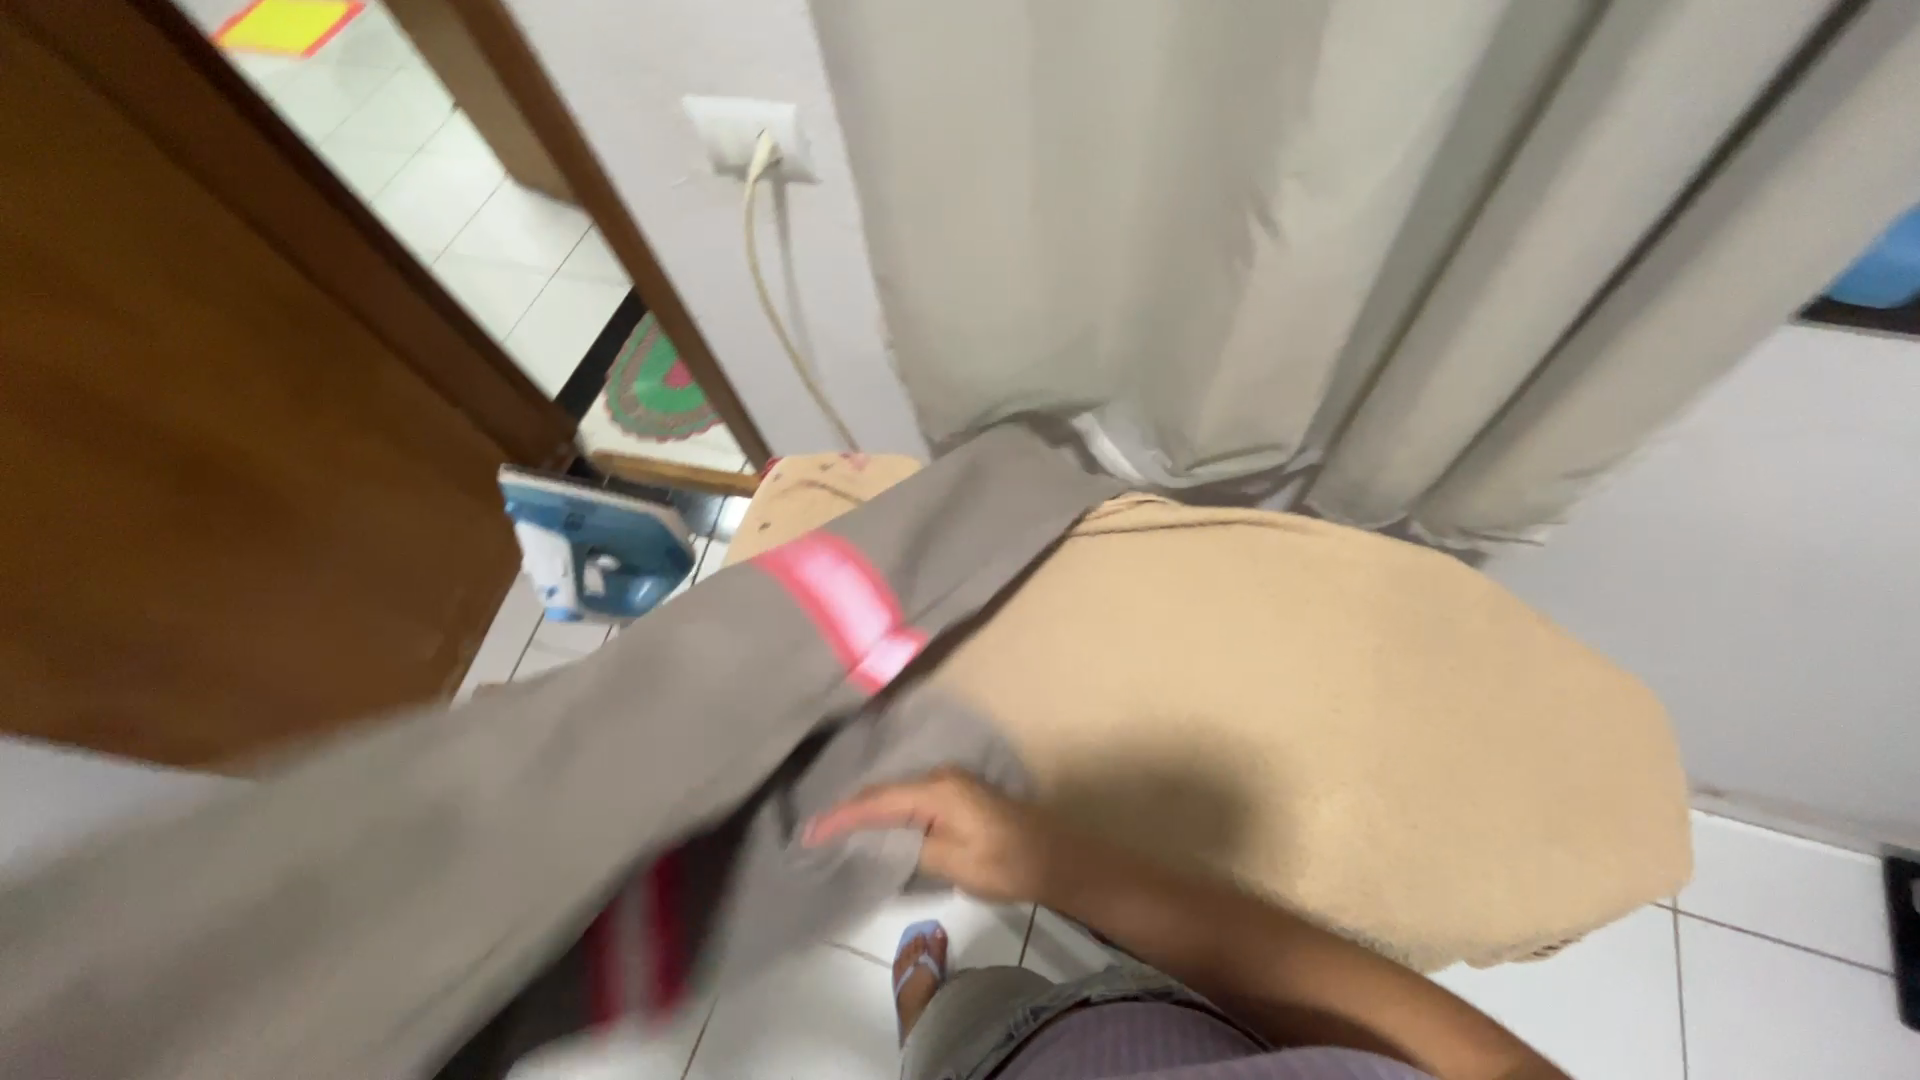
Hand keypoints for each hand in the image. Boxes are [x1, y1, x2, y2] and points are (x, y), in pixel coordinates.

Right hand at [802, 768, 1071, 904]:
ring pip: (896, 792)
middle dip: (848, 809)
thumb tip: (879, 839)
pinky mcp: (957, 795)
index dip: (840, 816)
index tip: (809, 832)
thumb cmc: (1005, 864)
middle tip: (814, 831)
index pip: (876, 800)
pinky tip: (874, 824)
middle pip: (883, 791)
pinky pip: (911, 797)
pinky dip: (887, 810)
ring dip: (867, 809)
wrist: (1053, 857)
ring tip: (834, 828)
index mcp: (937, 790)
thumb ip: (910, 846)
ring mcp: (950, 783)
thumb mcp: (952, 862)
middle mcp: (940, 776)